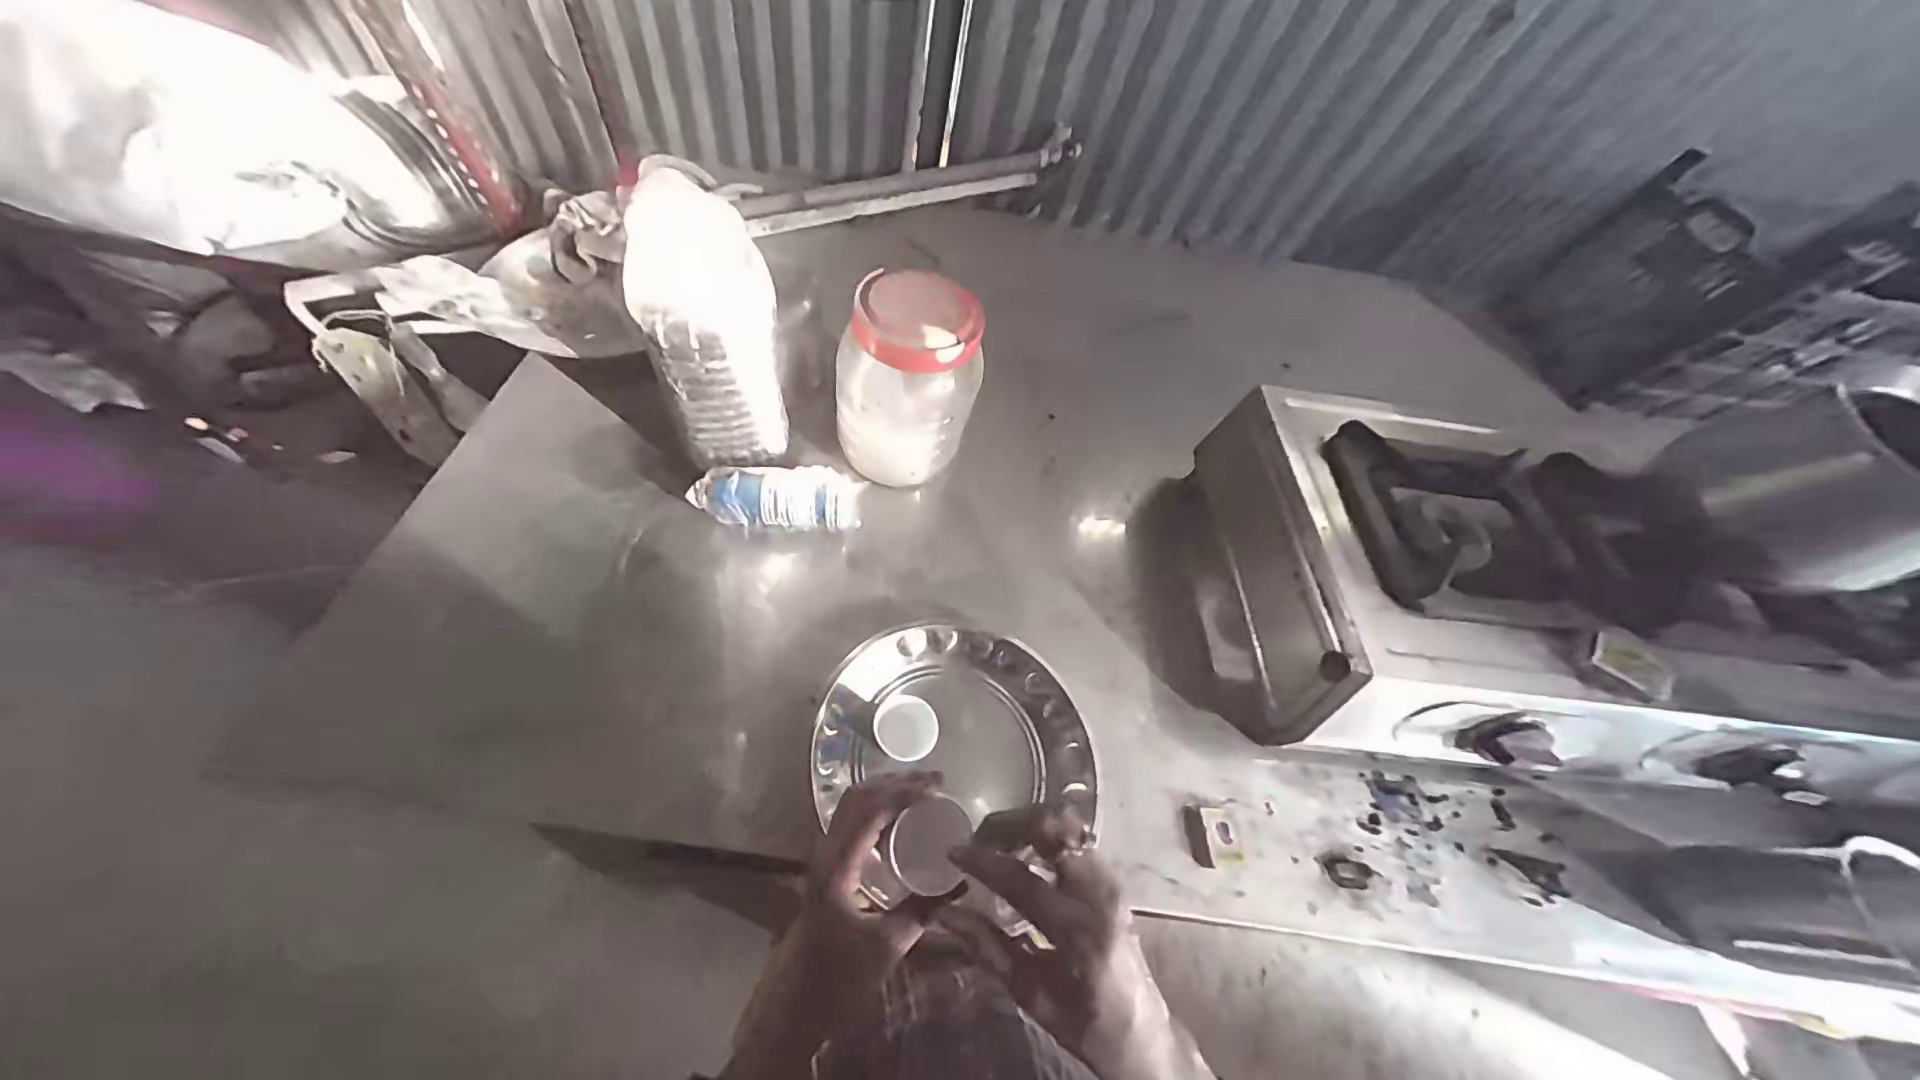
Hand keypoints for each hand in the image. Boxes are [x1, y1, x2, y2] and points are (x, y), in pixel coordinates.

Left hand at [788, 769, 960, 1013]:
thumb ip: (923, 910)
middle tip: (935, 782)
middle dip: (896, 782)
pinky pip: (853, 822)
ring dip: (886, 791)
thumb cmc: (838, 980)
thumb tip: (961, 882)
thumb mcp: (887, 946)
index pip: (870, 810)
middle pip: (858, 797)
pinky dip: (878, 809)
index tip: (938, 789)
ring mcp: (823, 858)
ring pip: (853, 806)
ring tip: (923, 792)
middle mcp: (826, 852)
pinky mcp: (828, 867)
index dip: (904, 792)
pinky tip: (902, 819)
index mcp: (837, 866)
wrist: (795, 1009)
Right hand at [950, 804, 1213, 1079]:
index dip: (983, 862)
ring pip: (1066, 822)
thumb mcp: (1032, 996)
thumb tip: (947, 914)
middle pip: (1052, 829)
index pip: (1023, 879)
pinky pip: (1076, 834)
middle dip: (1008, 824)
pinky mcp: (1112, 874)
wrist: (1144, 1033)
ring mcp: (1111, 878)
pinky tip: (1023, 848)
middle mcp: (1099, 894)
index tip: (954, 852)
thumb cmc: (1087, 1024)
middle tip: (978, 838)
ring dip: (1026, 823)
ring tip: (997, 841)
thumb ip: (988, 949)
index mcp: (1079, 932)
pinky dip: (1045, 831)